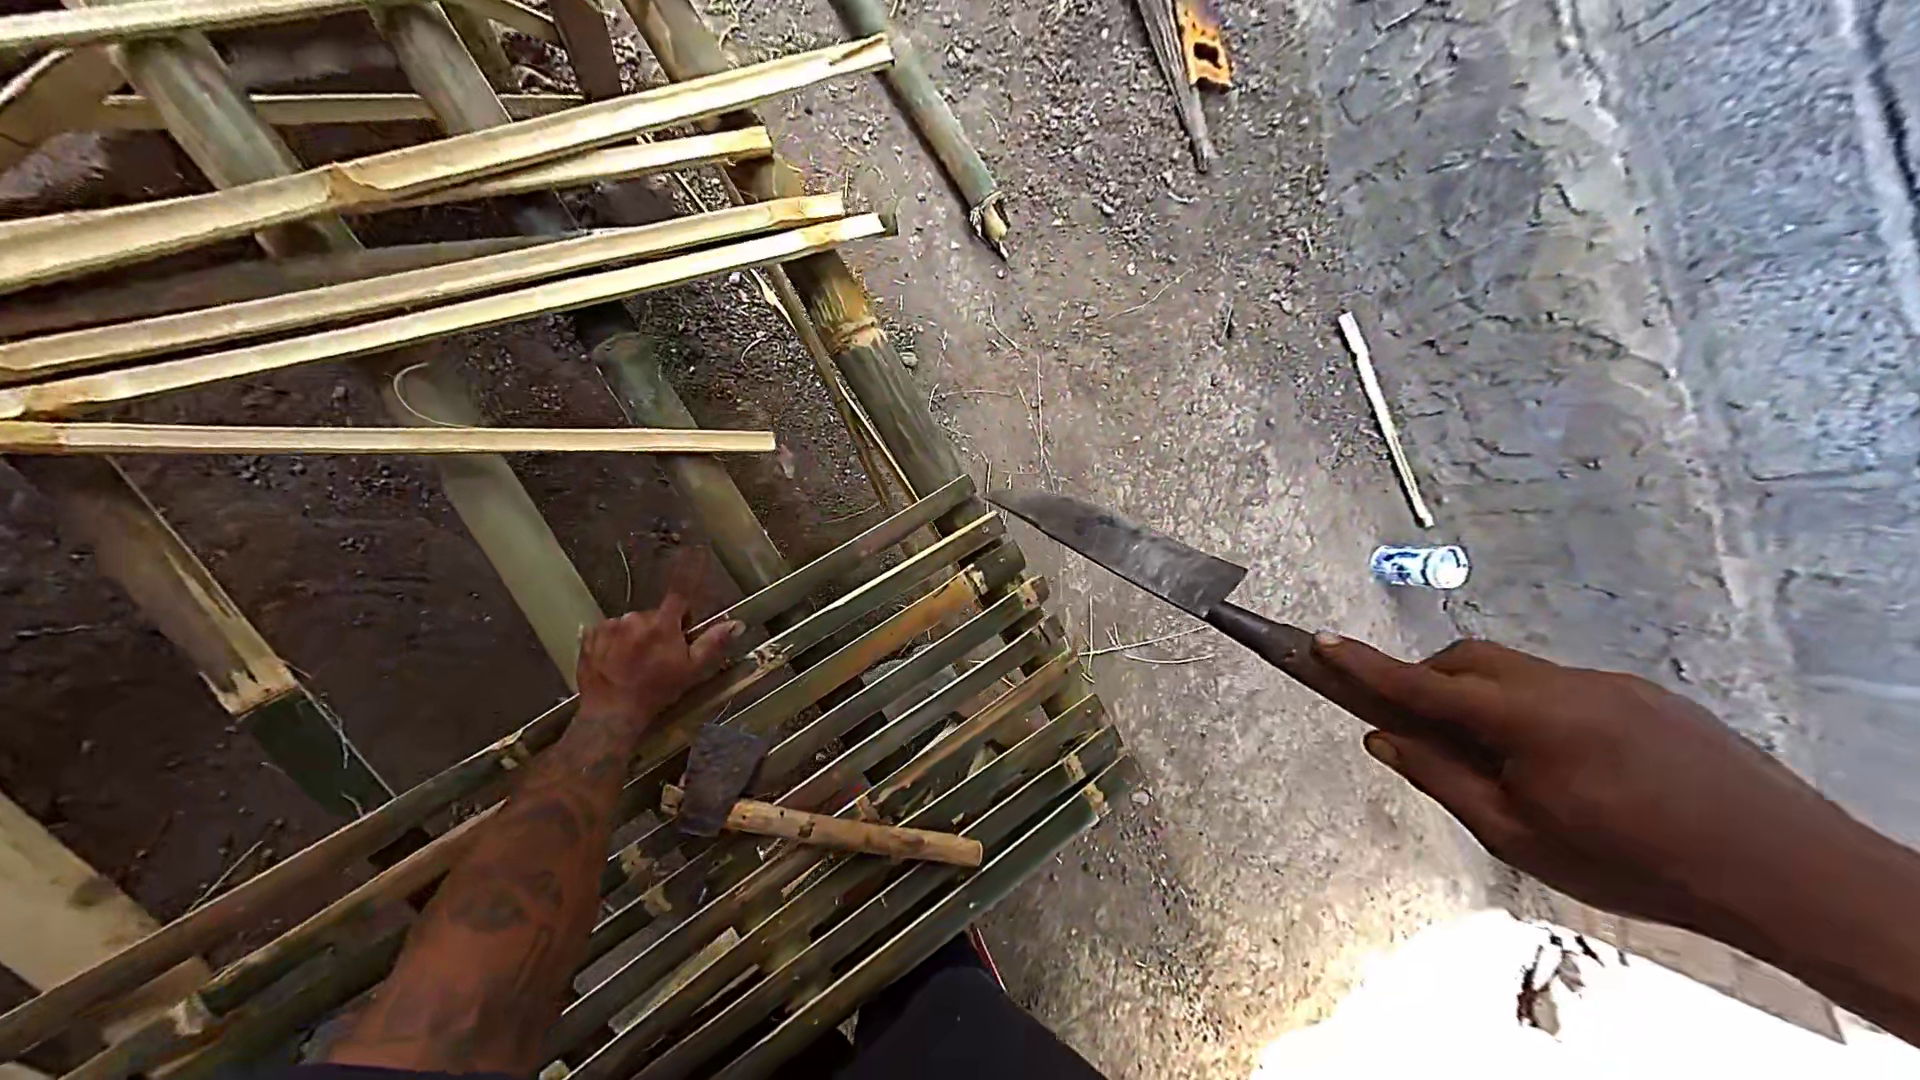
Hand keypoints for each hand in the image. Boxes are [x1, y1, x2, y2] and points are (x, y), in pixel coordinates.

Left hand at [576, 593, 741, 734]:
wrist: (611, 714)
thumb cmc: (655, 691)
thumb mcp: (692, 670)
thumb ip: (713, 643)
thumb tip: (735, 623)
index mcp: (661, 623)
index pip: (677, 599)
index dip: (682, 613)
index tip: (682, 629)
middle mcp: (634, 618)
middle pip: (653, 615)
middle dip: (658, 630)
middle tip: (659, 656)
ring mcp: (609, 626)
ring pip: (630, 624)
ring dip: (635, 636)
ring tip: (634, 662)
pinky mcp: (590, 637)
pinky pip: (608, 632)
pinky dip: (613, 642)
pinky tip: (616, 662)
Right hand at [1312, 635, 1857, 932]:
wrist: (1796, 876)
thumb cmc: (1640, 865)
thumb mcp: (1518, 835)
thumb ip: (1441, 778)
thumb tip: (1383, 738)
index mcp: (1525, 721)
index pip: (1421, 683)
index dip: (1364, 664)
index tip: (1321, 641)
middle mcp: (1563, 685)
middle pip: (1468, 659)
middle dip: (1432, 680)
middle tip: (1427, 729)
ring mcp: (1609, 684)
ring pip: (1516, 671)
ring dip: (1486, 699)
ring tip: (1506, 758)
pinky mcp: (1646, 695)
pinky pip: (1563, 687)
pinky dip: (1535, 710)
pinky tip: (1571, 764)